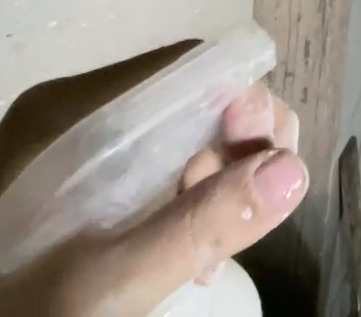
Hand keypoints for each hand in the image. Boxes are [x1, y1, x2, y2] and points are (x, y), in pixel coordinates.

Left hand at [0, 83, 307, 315]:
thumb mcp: (94, 293)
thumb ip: (193, 230)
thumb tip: (294, 170)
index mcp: (67, 112)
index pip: (190, 67)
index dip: (244, 104)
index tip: (269, 163)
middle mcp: (72, 114)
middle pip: (192, 98)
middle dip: (240, 149)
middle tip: (252, 213)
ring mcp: (72, 150)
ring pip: (183, 135)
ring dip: (221, 181)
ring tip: (219, 250)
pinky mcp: (74, 187)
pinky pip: (159, 167)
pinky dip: (191, 201)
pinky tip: (190, 252)